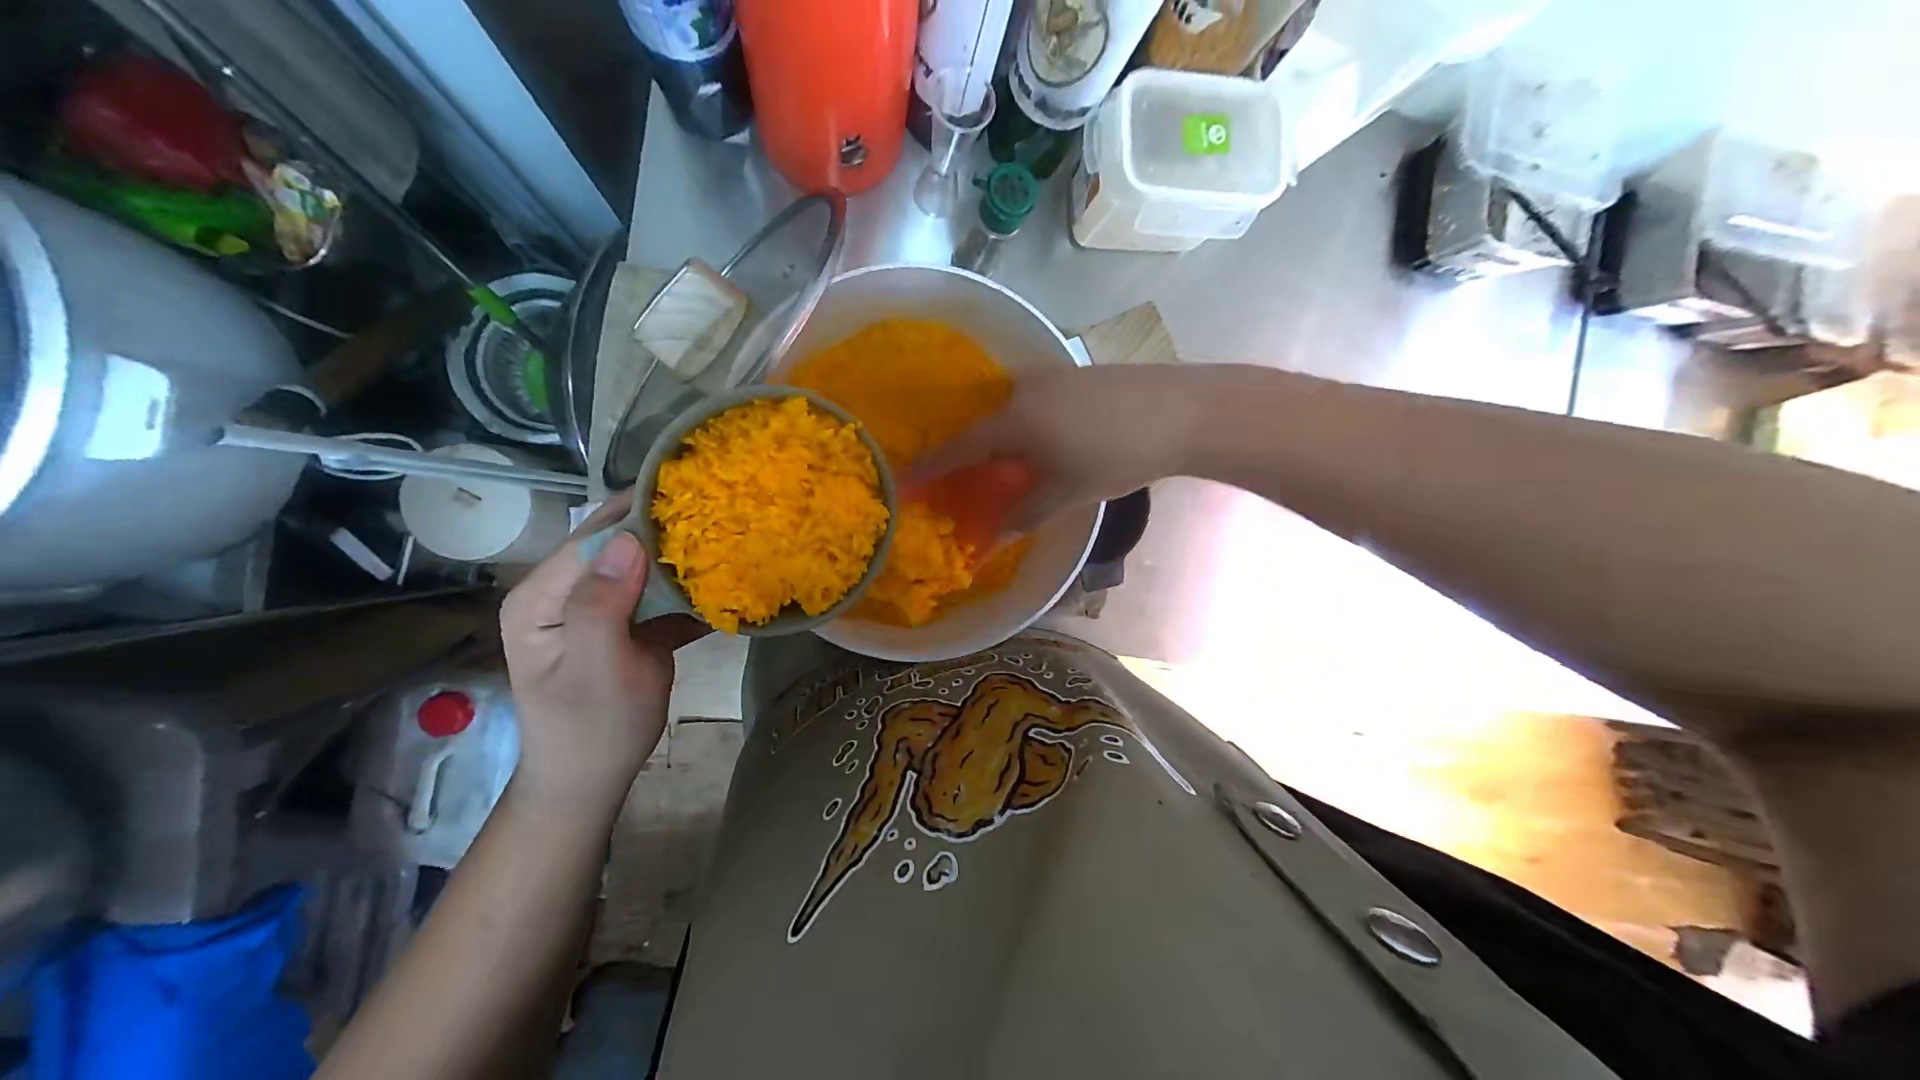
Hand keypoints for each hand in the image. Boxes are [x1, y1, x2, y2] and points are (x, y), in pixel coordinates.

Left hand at [500, 493, 706, 812]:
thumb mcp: (596, 670)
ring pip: (642, 567)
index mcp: (542, 597)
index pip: (591, 538)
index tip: (691, 495)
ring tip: (730, 535)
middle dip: (663, 531)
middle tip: (721, 512)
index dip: (637, 516)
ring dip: (681, 556)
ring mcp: (597, 608)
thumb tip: (625, 539)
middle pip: (617, 546)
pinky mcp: (625, 624)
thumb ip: (602, 604)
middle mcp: (565, 593)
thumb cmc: (591, 729)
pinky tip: (723, 577)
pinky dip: (687, 588)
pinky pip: (658, 594)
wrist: (591, 782)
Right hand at [912, 365, 1205, 528]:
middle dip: (967, 455)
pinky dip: (1024, 427)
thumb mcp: (1067, 493)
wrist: (1185, 411)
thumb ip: (1023, 516)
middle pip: (982, 426)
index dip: (931, 467)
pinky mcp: (1075, 373)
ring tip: (1000, 468)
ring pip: (1009, 413)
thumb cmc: (1119, 455)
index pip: (959, 447)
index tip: (905, 480)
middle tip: (959, 482)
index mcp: (1014, 419)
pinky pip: (1032, 403)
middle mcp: (1024, 390)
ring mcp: (1052, 376)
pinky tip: (1040, 444)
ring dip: (999, 441)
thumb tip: (989, 544)